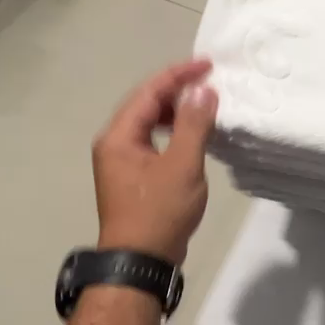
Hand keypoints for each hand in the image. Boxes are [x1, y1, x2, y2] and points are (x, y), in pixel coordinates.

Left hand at [92, 59, 218, 264]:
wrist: (141, 260)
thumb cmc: (159, 211)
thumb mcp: (182, 165)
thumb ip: (194, 125)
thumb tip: (203, 91)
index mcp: (119, 137)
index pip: (149, 93)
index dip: (178, 75)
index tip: (208, 64)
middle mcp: (115, 144)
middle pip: (146, 105)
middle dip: (177, 89)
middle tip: (209, 80)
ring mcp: (123, 162)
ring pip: (150, 124)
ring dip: (177, 111)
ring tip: (205, 105)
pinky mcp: (135, 178)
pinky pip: (155, 142)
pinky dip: (175, 132)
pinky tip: (194, 138)